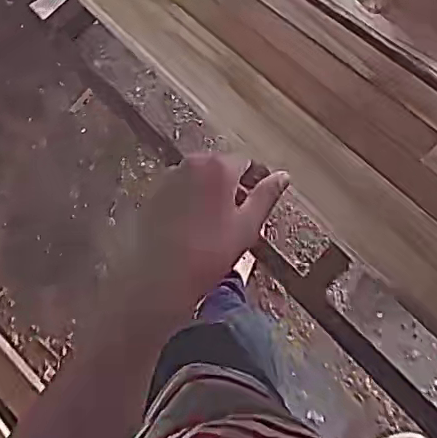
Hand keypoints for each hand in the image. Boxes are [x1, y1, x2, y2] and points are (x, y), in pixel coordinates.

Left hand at [105, 154, 289, 336]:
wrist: (160, 274)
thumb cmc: (210, 251)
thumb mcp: (247, 225)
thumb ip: (266, 196)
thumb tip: (282, 176)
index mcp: (218, 166)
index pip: (246, 162)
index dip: (256, 181)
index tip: (259, 202)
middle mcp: (191, 163)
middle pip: (220, 167)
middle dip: (233, 186)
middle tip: (240, 217)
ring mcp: (169, 176)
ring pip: (199, 178)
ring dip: (211, 193)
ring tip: (216, 225)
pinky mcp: (153, 192)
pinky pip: (180, 189)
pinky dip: (190, 200)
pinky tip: (192, 227)